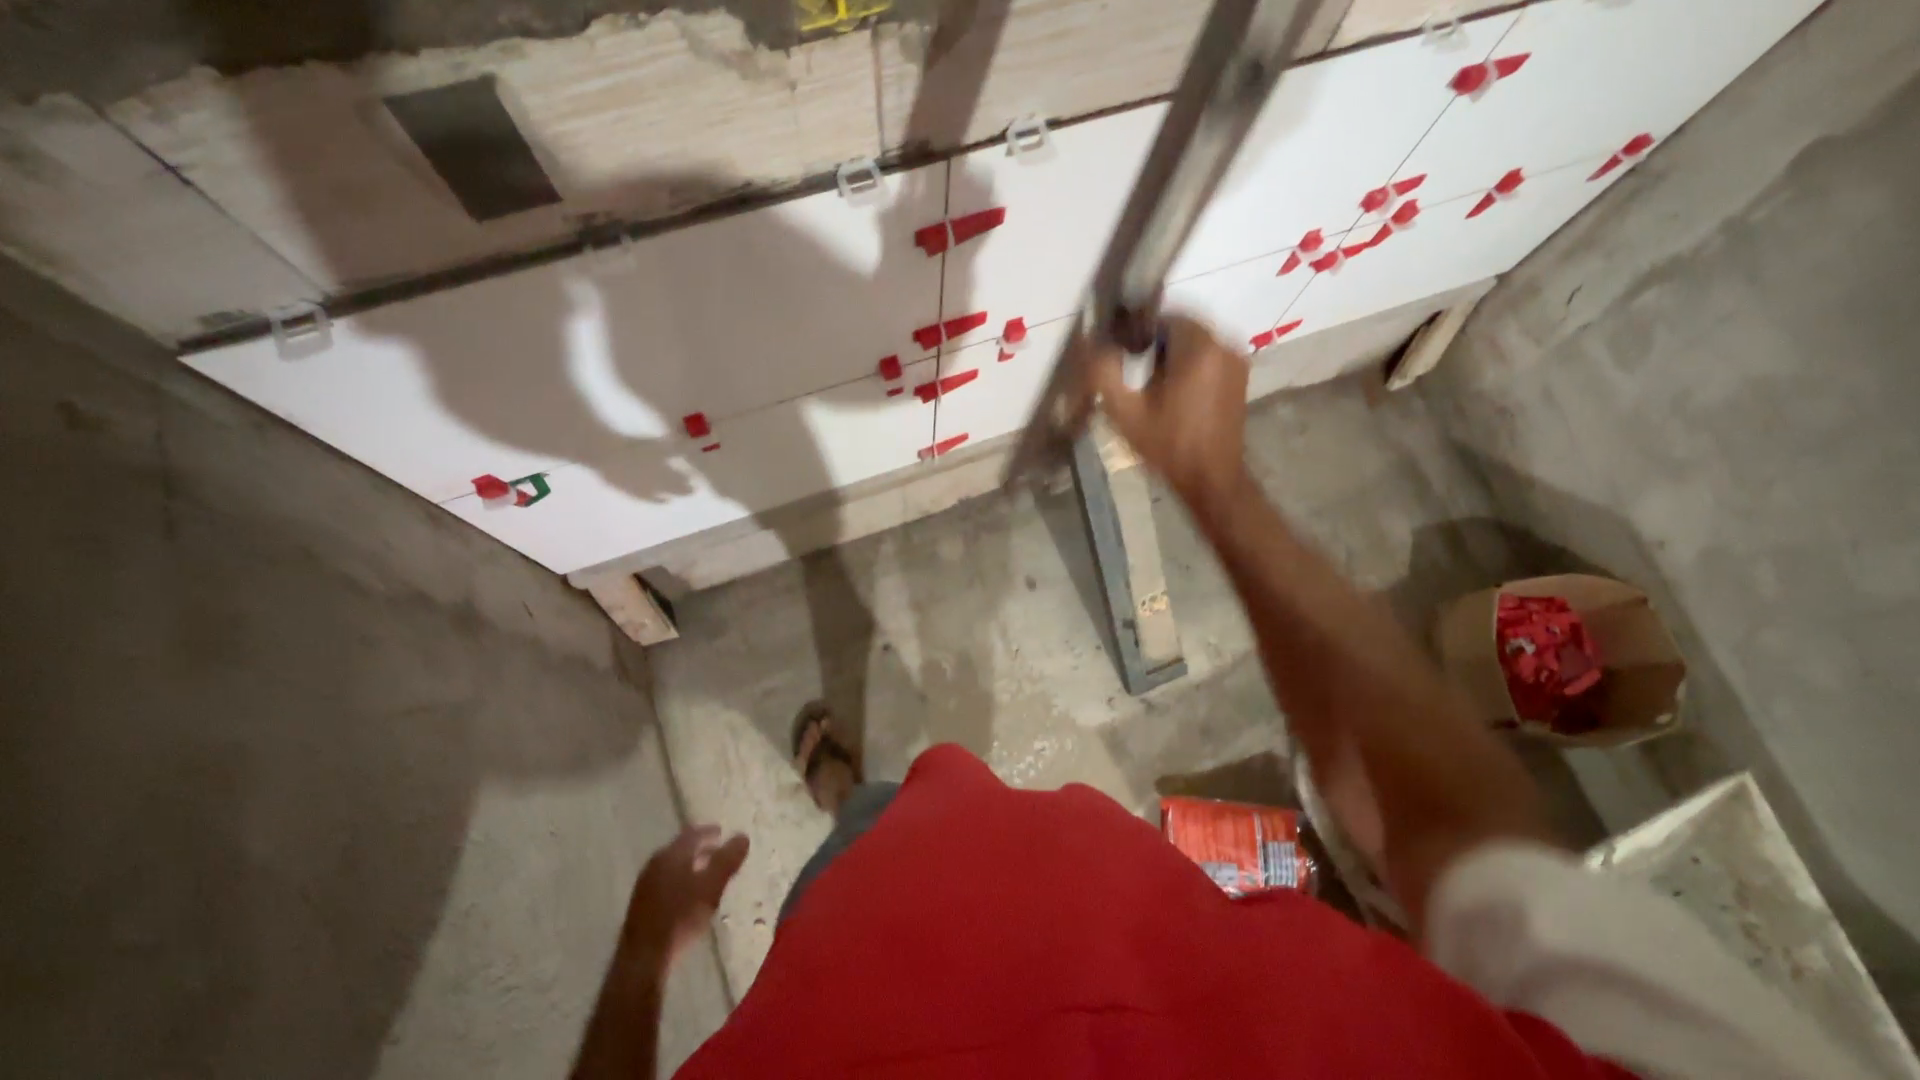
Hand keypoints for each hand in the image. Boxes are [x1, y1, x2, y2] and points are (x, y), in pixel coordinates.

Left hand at [622, 826, 749, 966]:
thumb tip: (742, 836)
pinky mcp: (641, 904)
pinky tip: (688, 895)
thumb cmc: (682, 916)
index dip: (709, 831)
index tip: (722, 832)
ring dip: (690, 865)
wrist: (644, 955)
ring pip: (672, 866)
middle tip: (717, 851)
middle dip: (700, 849)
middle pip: (680, 849)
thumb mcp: (712, 887)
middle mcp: (655, 864)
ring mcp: (645, 884)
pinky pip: (665, 882)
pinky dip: (680, 880)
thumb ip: (727, 860)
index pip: (692, 834)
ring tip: (706, 874)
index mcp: (671, 855)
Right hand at [1088, 314, 1252, 522]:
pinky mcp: (1239, 377)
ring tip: (1149, 385)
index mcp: (1199, 347)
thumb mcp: (1125, 412)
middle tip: (1132, 372)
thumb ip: (1103, 371)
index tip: (1120, 352)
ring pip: (1194, 342)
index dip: (1137, 330)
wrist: (1211, 480)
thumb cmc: (1168, 446)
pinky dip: (1188, 366)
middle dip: (1154, 343)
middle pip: (1180, 327)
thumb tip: (1088, 341)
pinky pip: (1207, 357)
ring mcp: (1236, 360)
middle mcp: (1224, 344)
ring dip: (1171, 355)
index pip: (1163, 315)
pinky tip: (1171, 393)